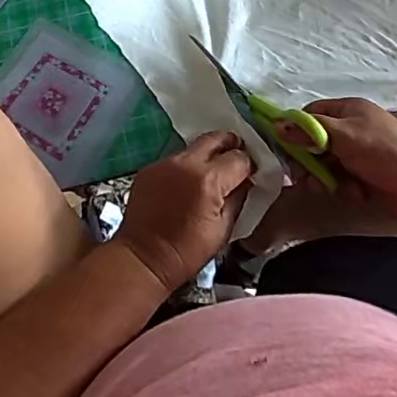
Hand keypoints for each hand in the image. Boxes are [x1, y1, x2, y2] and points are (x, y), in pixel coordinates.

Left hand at [113, 132, 254, 290]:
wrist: (145, 257)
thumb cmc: (187, 251)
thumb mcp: (223, 229)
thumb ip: (238, 198)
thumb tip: (247, 180)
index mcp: (208, 180)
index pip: (239, 158)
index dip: (249, 164)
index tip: (252, 172)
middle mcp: (185, 163)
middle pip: (214, 138)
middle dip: (229, 145)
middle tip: (237, 156)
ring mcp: (164, 163)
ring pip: (193, 148)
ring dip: (206, 156)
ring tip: (211, 174)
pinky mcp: (149, 168)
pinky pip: (175, 160)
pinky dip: (185, 167)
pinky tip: (186, 184)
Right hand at [284, 98, 396, 220]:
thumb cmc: (385, 153)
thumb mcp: (344, 136)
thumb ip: (308, 131)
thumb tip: (276, 125)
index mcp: (349, 109)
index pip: (310, 113)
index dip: (296, 128)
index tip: (285, 146)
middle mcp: (351, 128)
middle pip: (313, 140)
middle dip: (307, 159)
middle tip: (301, 175)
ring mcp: (358, 153)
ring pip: (323, 162)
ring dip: (322, 176)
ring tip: (327, 187)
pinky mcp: (363, 175)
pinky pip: (339, 178)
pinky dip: (341, 186)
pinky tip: (351, 192)